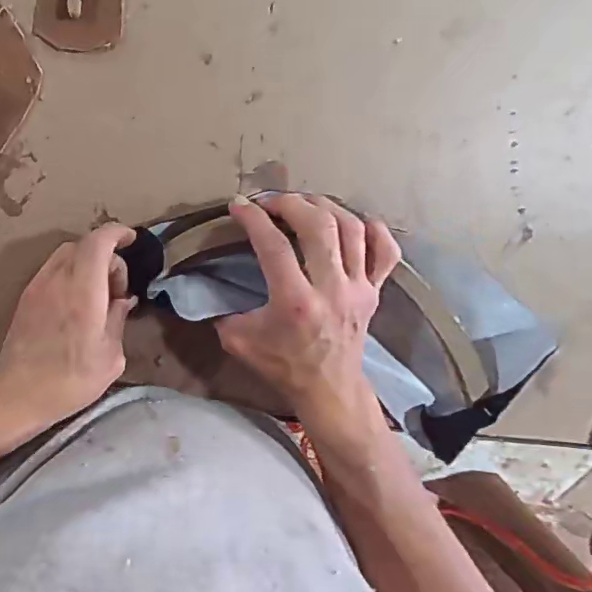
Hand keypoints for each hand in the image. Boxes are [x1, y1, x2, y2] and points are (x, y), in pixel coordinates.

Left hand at [0, 223, 138, 432]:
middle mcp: (58, 279)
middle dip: (106, 257)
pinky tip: (76, 305)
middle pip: (84, 244)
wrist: (18, 394)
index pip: (99, 241)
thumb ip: (118, 319)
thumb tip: (123, 300)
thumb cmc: (70, 381)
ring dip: (86, 264)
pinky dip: (70, 274)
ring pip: (65, 255)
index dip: (118, 233)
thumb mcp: (110, 357)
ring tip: (96, 297)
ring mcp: (37, 286)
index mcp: (83, 291)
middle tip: (117, 290)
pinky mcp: (25, 298)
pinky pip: (52, 270)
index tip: (131, 241)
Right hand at [217, 194, 399, 441]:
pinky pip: (385, 252)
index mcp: (295, 302)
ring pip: (351, 229)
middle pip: (319, 226)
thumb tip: (205, 285)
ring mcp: (358, 288)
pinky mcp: (374, 291)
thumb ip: (220, 311)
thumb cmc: (282, 365)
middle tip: (271, 201)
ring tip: (303, 203)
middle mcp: (331, 289)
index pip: (274, 246)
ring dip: (325, 207)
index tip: (239, 206)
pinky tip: (353, 221)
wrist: (329, 390)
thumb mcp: (238, 341)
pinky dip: (374, 230)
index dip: (254, 219)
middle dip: (291, 203)